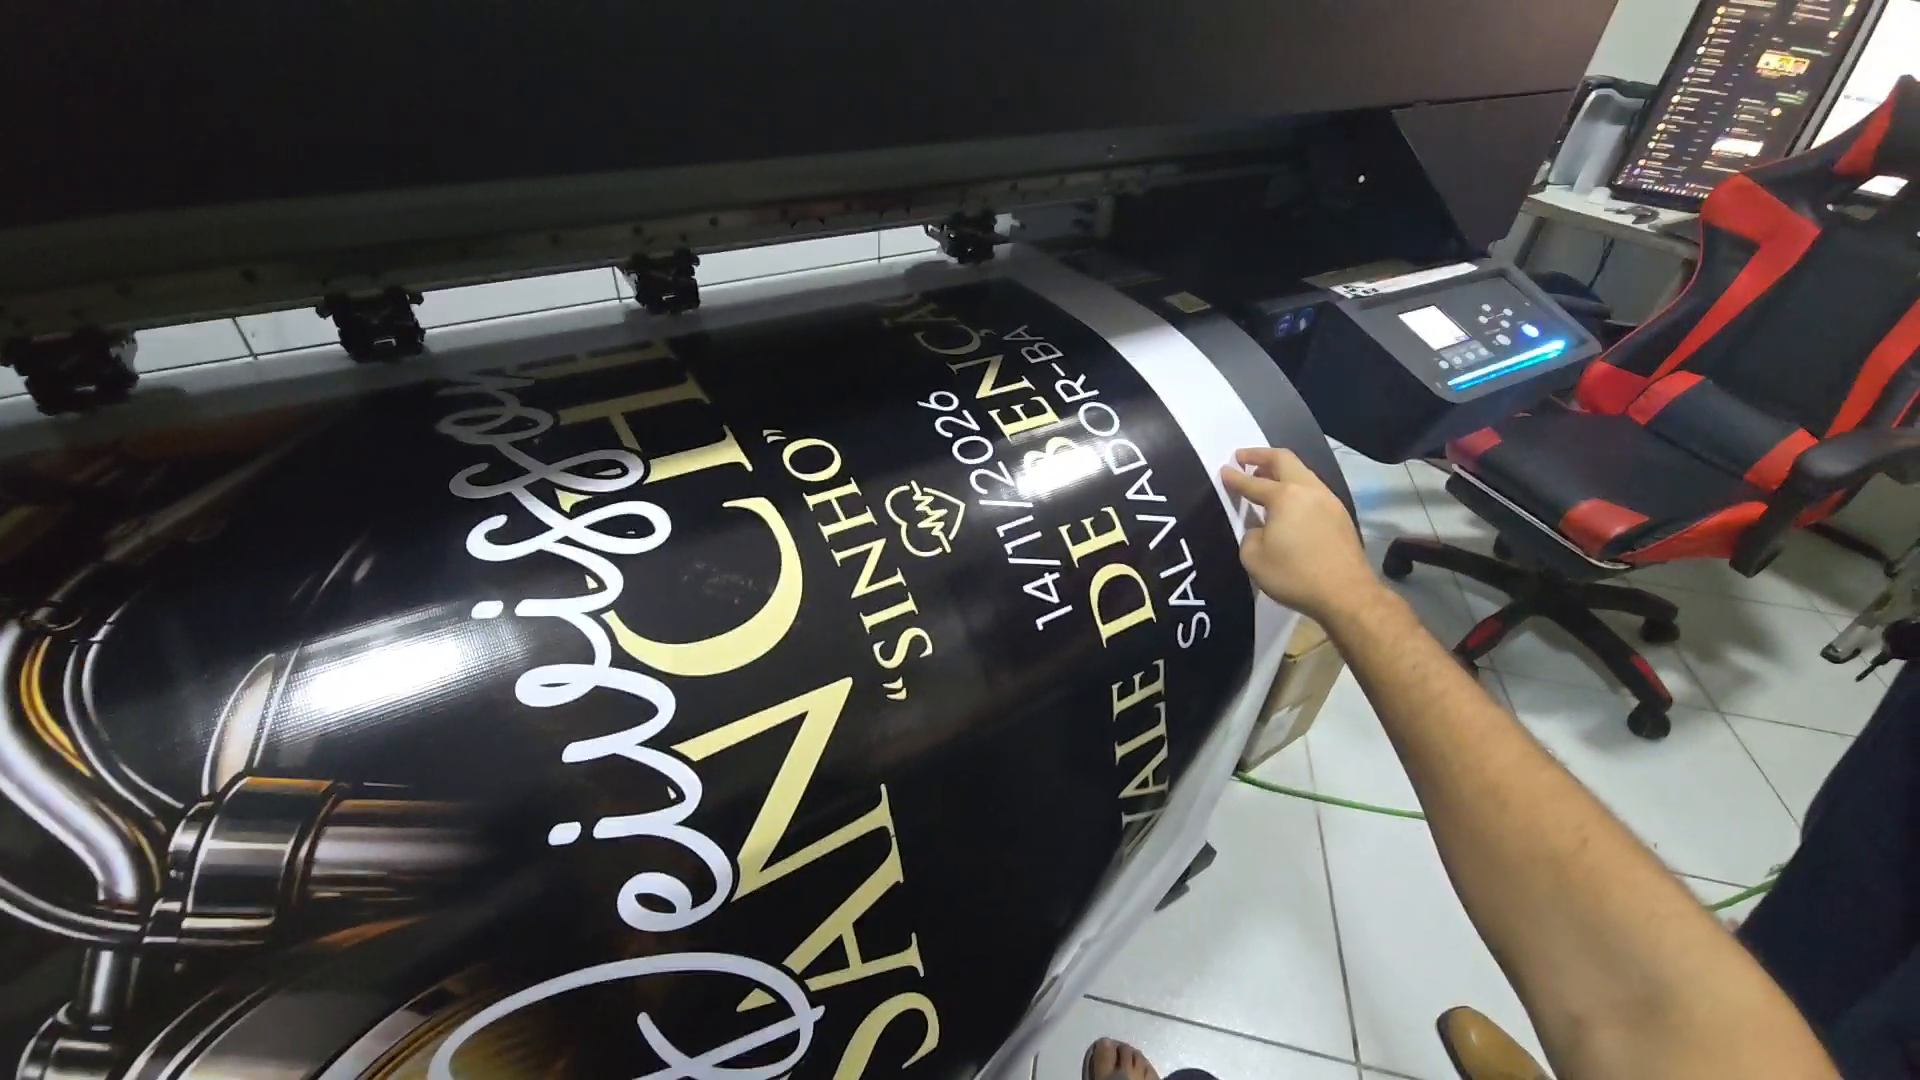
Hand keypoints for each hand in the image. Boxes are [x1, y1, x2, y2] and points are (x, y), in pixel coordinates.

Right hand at [1219, 447, 1383, 622]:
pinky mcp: (1340, 516)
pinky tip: (1287, 504)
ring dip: (1281, 472)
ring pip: (1303, 474)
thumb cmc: (1294, 575)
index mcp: (1285, 497)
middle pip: (1285, 461)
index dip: (1235, 477)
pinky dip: (1295, 488)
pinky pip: (1312, 491)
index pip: (1253, 482)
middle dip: (1261, 456)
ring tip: (1264, 479)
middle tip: (1243, 457)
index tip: (1223, 470)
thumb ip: (1250, 535)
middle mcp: (1309, 490)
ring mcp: (1329, 501)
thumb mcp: (1254, 558)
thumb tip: (1260, 529)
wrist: (1346, 594)